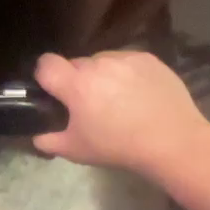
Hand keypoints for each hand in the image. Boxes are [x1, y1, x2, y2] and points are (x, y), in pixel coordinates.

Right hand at [32, 51, 209, 172]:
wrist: (172, 141)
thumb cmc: (118, 147)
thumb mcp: (76, 150)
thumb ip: (49, 141)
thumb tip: (38, 136)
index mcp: (76, 84)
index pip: (46, 63)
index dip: (45, 75)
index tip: (53, 91)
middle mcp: (99, 63)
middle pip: (75, 63)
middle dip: (76, 80)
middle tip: (88, 105)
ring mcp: (126, 58)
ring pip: (101, 60)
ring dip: (101, 75)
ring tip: (116, 99)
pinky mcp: (148, 59)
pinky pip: (126, 61)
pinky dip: (124, 74)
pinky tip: (136, 94)